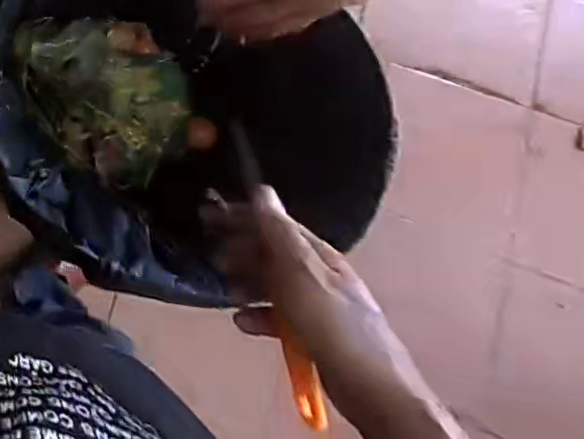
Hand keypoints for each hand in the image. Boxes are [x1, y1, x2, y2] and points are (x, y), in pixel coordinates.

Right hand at [196, 0, 389, 40]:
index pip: (297, 22)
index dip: (269, 28)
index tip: (247, 32)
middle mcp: (315, 6)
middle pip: (273, 26)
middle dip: (243, 29)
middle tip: (219, 30)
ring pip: (256, 15)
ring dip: (228, 18)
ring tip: (205, 17)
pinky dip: (221, 1)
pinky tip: (205, 2)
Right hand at [202, 188, 460, 438]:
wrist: (377, 394)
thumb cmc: (332, 325)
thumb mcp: (301, 272)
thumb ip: (279, 232)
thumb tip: (261, 189)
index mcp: (316, 253)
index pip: (273, 222)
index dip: (239, 216)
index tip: (207, 215)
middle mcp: (317, 273)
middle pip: (271, 251)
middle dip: (239, 249)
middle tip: (212, 256)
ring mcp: (316, 304)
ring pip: (272, 282)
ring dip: (246, 281)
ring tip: (226, 288)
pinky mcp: (314, 333)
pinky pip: (279, 315)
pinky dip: (259, 314)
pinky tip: (243, 321)